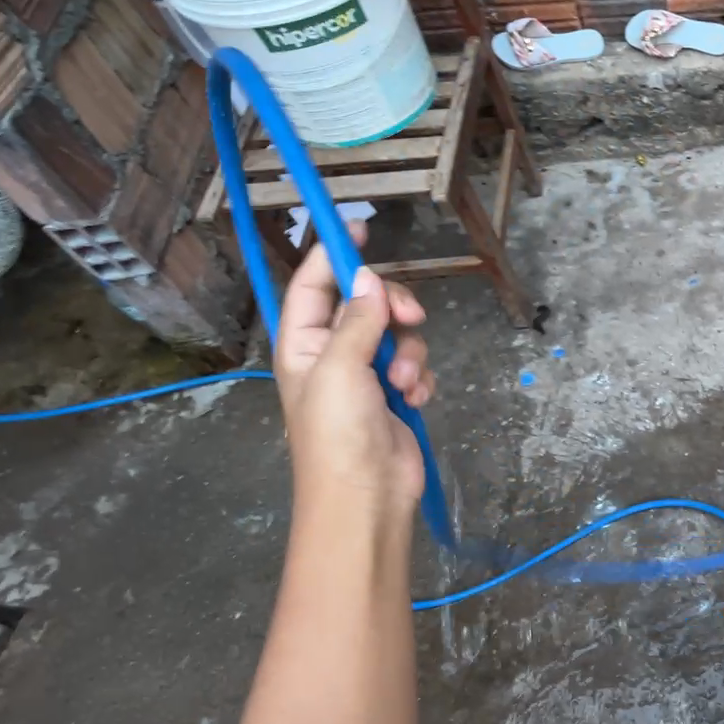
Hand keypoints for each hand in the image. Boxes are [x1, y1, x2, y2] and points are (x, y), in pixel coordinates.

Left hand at [273, 222, 434, 511]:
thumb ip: (357, 319)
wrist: (366, 495)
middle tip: (412, 317)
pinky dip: (420, 378)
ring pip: (399, 335)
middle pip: (368, 304)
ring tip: (405, 384)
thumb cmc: (338, 432)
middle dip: (395, 310)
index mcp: (303, 344)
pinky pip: (415, 365)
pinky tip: (416, 399)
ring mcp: (366, 375)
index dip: (334, 255)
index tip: (362, 228)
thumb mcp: (341, 369)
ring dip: (410, 355)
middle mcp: (333, 354)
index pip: (315, 286)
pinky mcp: (395, 394)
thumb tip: (369, 276)